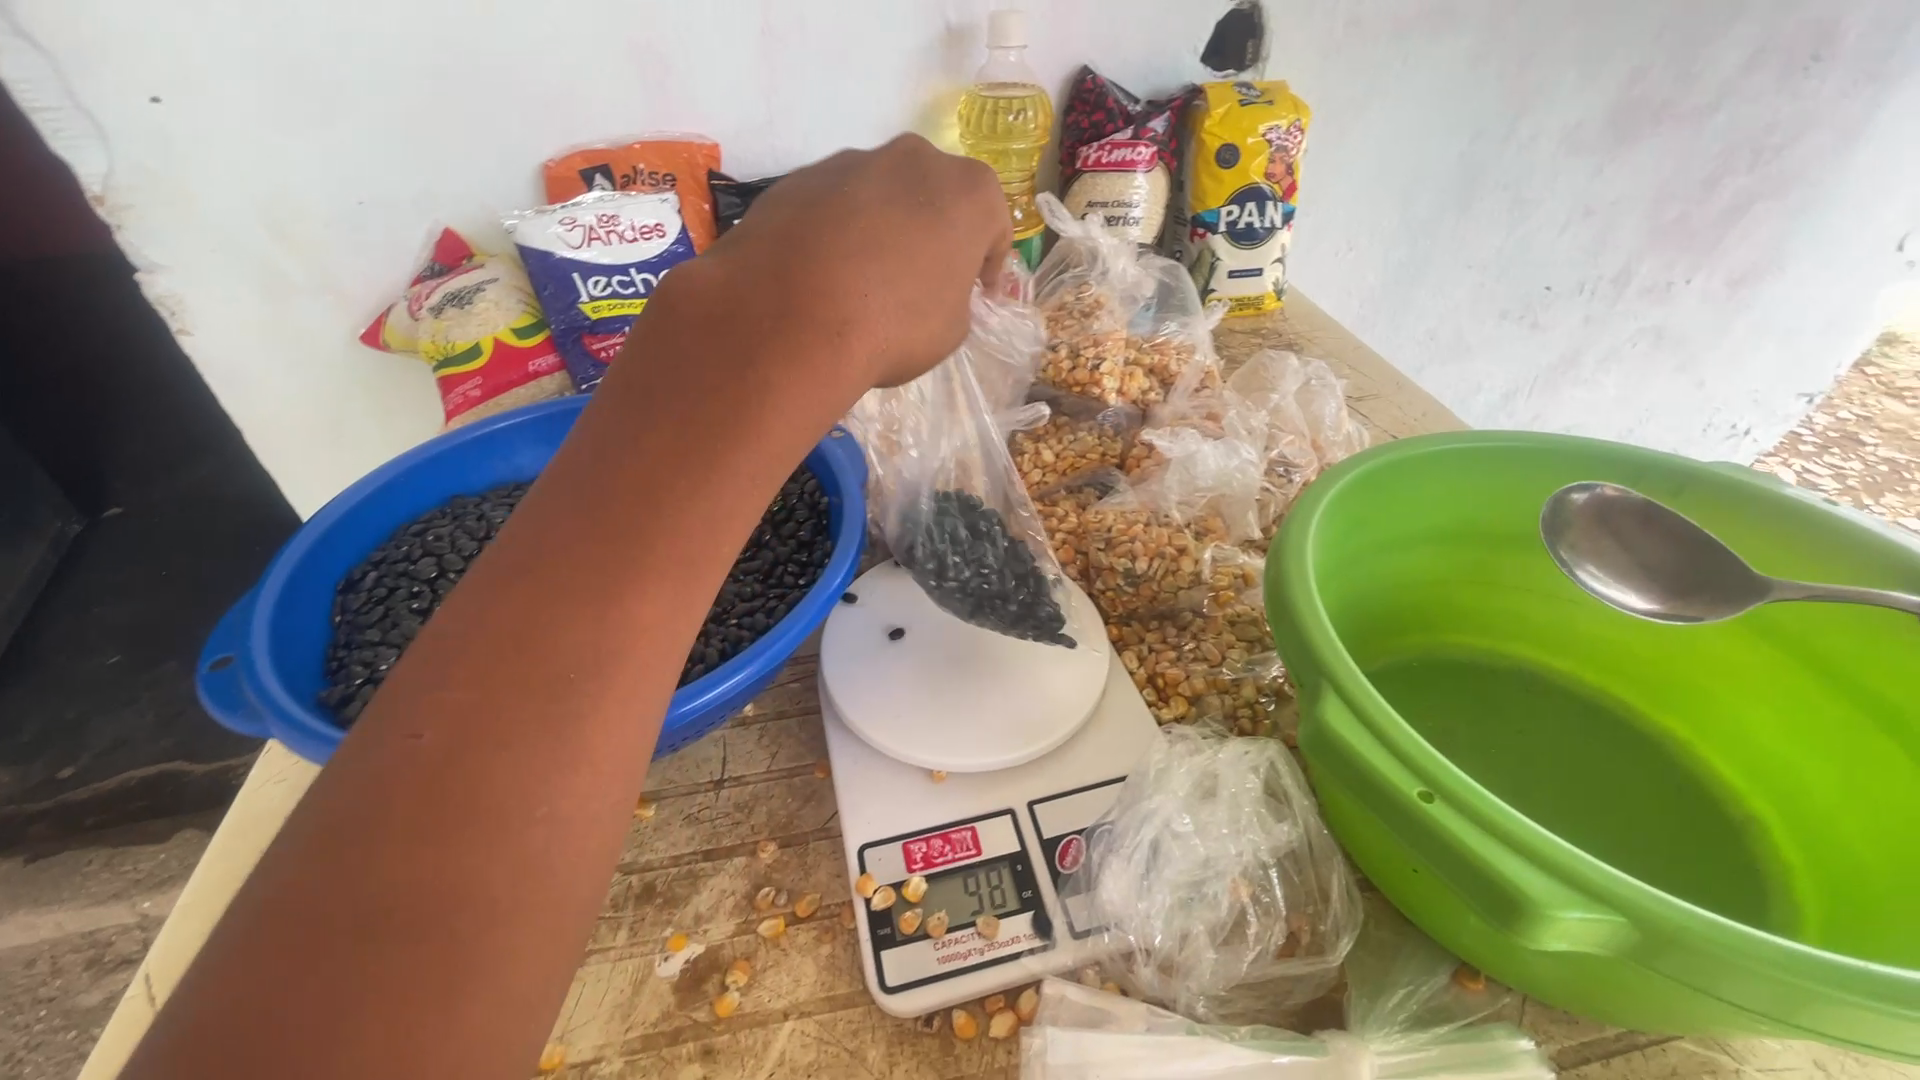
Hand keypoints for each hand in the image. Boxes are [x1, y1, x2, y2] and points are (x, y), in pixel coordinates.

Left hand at [674, 134, 1011, 388]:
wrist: (792, 319)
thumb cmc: (894, 325)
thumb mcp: (951, 329)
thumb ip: (955, 296)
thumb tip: (934, 289)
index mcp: (968, 191)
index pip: (993, 226)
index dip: (986, 266)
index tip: (976, 296)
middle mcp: (913, 158)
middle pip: (934, 198)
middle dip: (932, 234)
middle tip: (920, 282)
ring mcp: (851, 162)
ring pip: (880, 197)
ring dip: (881, 230)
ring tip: (862, 282)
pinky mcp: (799, 178)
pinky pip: (833, 208)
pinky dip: (836, 235)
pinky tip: (823, 278)